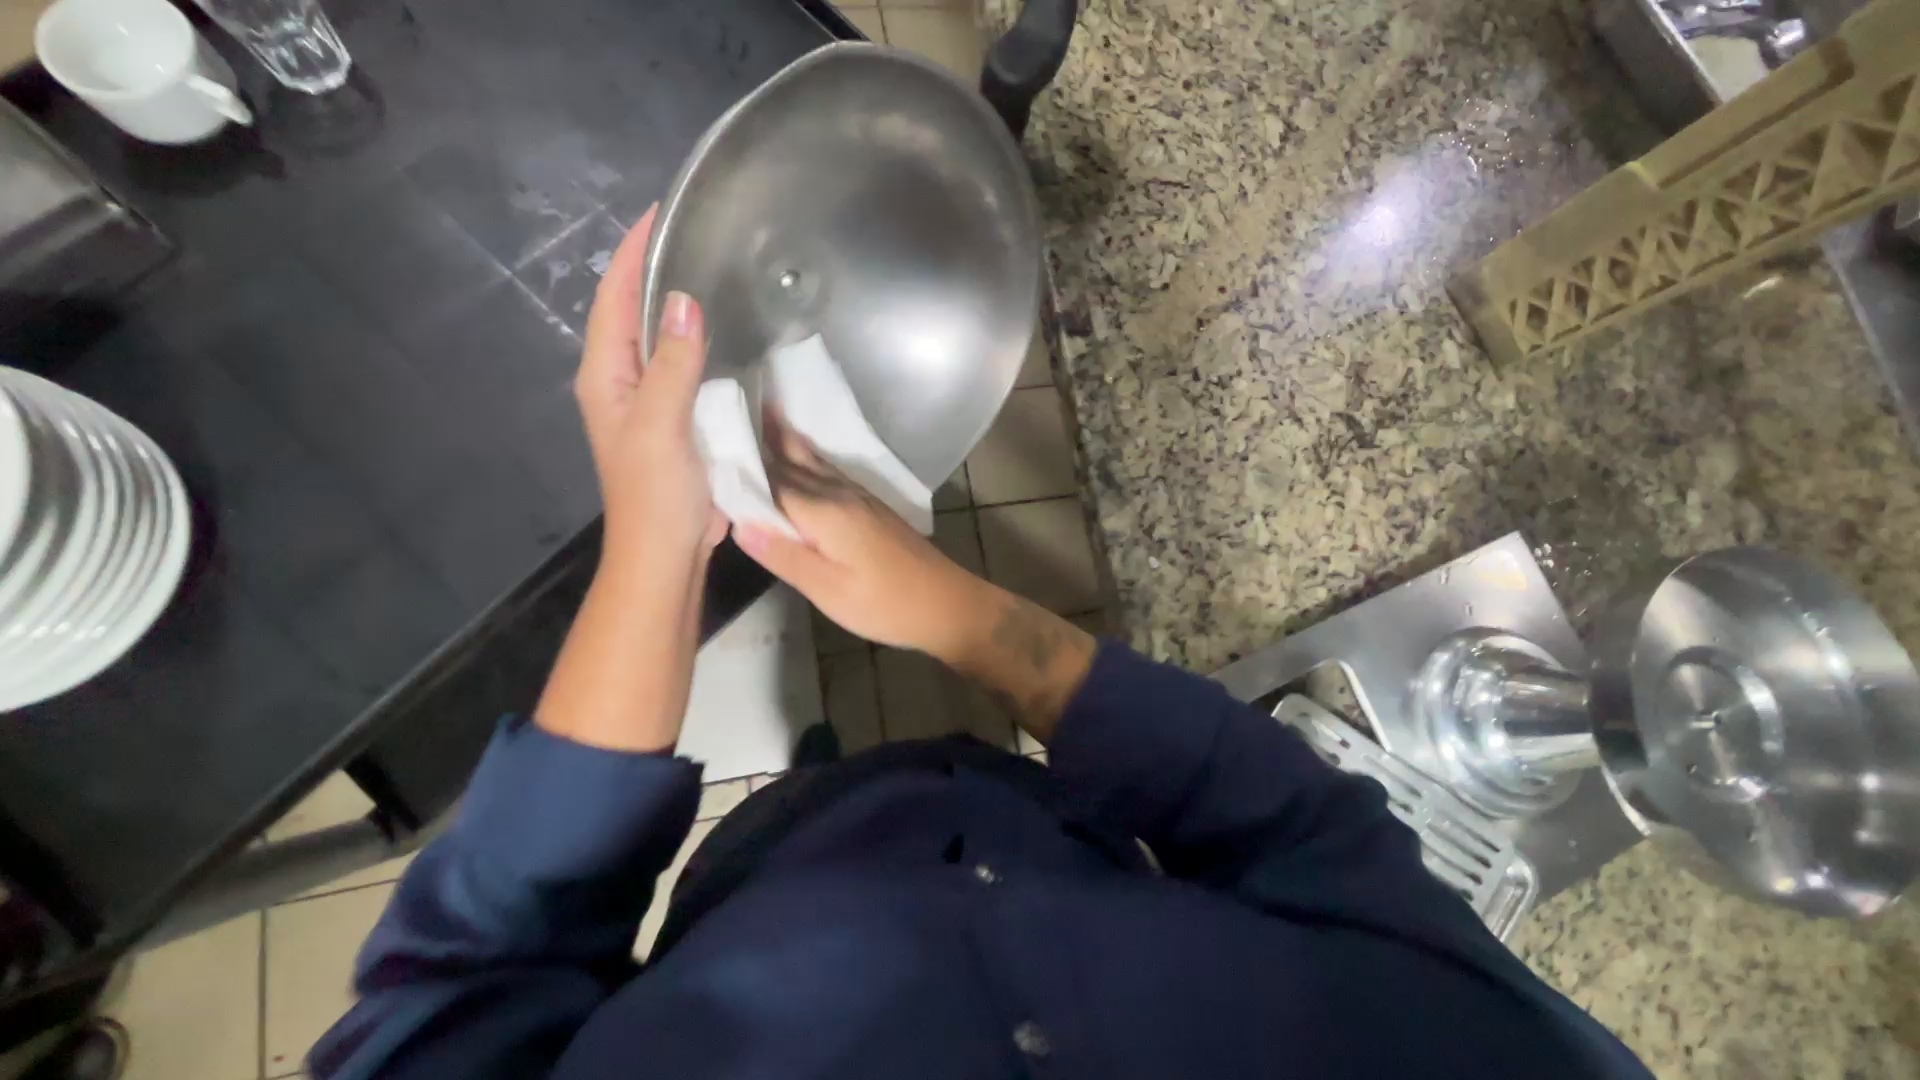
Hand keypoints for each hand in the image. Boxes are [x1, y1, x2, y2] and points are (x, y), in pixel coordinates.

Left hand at [574, 204, 724, 574]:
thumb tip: (684, 301)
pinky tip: (730, 331)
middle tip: (699, 233)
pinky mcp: (678, 417)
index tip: (661, 212)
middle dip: (657, 269)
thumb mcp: (660, 425)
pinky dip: (702, 342)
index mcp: (605, 375)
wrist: (665, 552)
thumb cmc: (655, 492)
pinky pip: (687, 366)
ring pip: (662, 338)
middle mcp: (622, 379)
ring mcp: (650, 400)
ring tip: (716, 267)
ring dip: (682, 304)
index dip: (632, 253)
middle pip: (634, 311)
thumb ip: (672, 364)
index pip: (613, 298)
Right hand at [736, 424, 1096, 741]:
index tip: (706, 442)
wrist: (945, 604)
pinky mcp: (869, 506)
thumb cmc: (885, 604)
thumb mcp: (829, 590)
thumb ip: (785, 556)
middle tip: (725, 408)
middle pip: (790, 463)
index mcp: (824, 512)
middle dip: (759, 439)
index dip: (739, 464)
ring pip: (812, 461)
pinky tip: (801, 455)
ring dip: (785, 440)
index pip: (769, 480)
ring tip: (759, 412)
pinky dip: (806, 458)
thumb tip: (738, 522)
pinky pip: (828, 472)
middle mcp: (839, 494)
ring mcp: (857, 497)